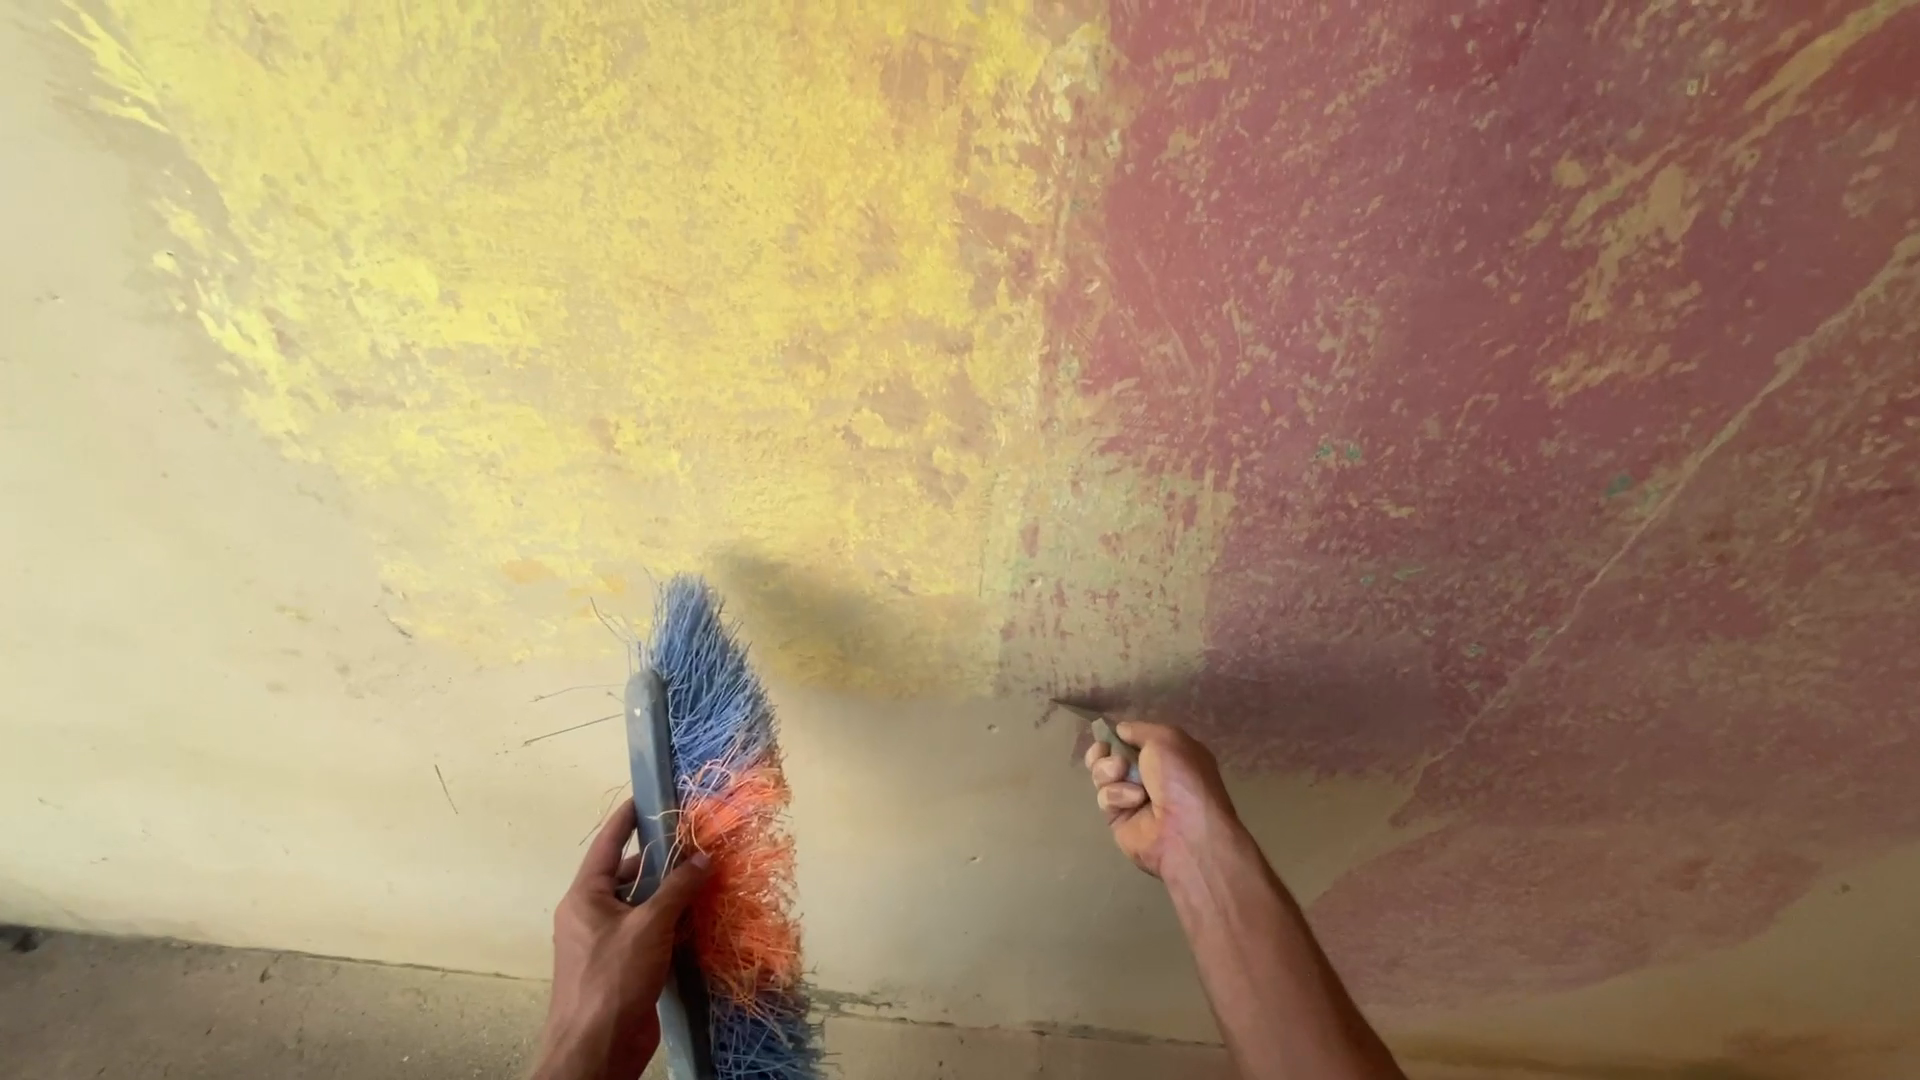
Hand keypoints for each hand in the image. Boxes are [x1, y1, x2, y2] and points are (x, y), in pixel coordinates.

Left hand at [532, 801, 711, 1079]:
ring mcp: (610, 942)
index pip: (609, 844)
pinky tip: (704, 913)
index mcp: (586, 897)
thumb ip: (679, 887)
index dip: (628, 818)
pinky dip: (676, 920)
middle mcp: (594, 914)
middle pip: (632, 874)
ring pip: (646, 903)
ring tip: (711, 872)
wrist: (595, 1053)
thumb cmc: (612, 979)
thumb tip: (705, 856)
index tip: (647, 795)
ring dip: (675, 891)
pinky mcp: (627, 965)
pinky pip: (653, 930)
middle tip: (700, 839)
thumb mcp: (650, 924)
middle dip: (665, 858)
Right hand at [1085, 720, 1241, 877]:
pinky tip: (1134, 801)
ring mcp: (1131, 797)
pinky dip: (1117, 795)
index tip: (1112, 735)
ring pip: (1101, 774)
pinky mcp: (1118, 818)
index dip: (1119, 736)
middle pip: (1109, 755)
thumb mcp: (1166, 738)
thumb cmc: (1181, 777)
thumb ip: (1139, 730)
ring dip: (1110, 771)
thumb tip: (1120, 731)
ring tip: (1123, 775)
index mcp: (1166, 755)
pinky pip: (1104, 797)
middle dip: (1104, 752)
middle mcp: (1148, 775)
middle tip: (1114, 757)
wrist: (1185, 829)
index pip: (1132, 740)